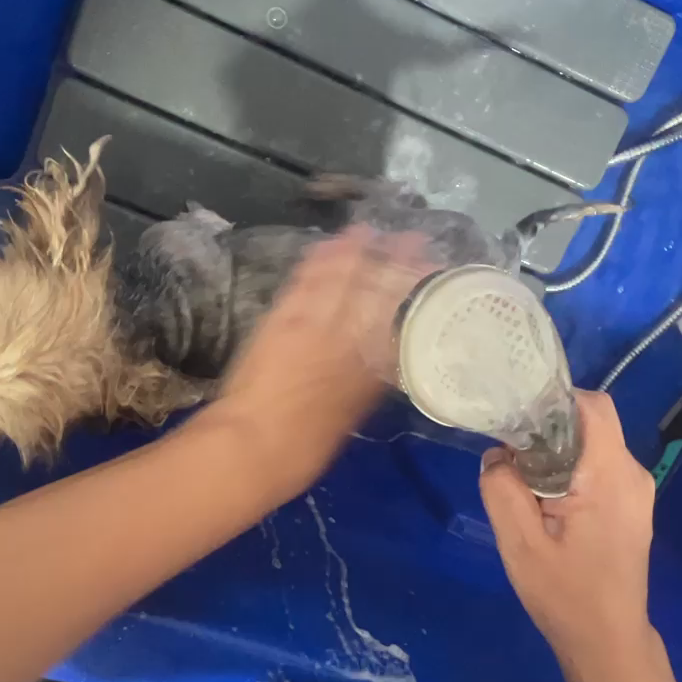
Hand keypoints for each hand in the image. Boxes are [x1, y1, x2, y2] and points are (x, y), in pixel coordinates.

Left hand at [193, 227, 431, 498]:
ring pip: (344, 280)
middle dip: (398, 263)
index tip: (432, 276)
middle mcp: (348, 343)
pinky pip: (307, 281)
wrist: (248, 447)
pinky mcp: (282, 318)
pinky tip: (333, 242)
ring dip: (362, 251)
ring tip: (377, 230)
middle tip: (416, 239)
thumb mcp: (345, 424)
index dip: (417, 297)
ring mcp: (313, 325)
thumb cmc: (298, 452)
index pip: (399, 324)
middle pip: (378, 293)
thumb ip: (364, 390)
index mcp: (368, 373)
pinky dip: (322, 258)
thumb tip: (378, 369)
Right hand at [480, 391, 659, 681]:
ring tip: (522, 480)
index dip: (554, 402)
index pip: (592, 407)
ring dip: (555, 453)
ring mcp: (636, 491)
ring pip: (591, 446)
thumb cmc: (565, 595)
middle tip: (509, 455)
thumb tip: (497, 455)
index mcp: (611, 476)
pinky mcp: (629, 506)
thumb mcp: (520, 544)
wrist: (607, 642)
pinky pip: (597, 467)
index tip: (516, 419)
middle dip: (547, 430)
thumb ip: (502, 490)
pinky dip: (568, 470)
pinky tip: (543, 500)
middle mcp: (632, 475)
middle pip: (590, 423)